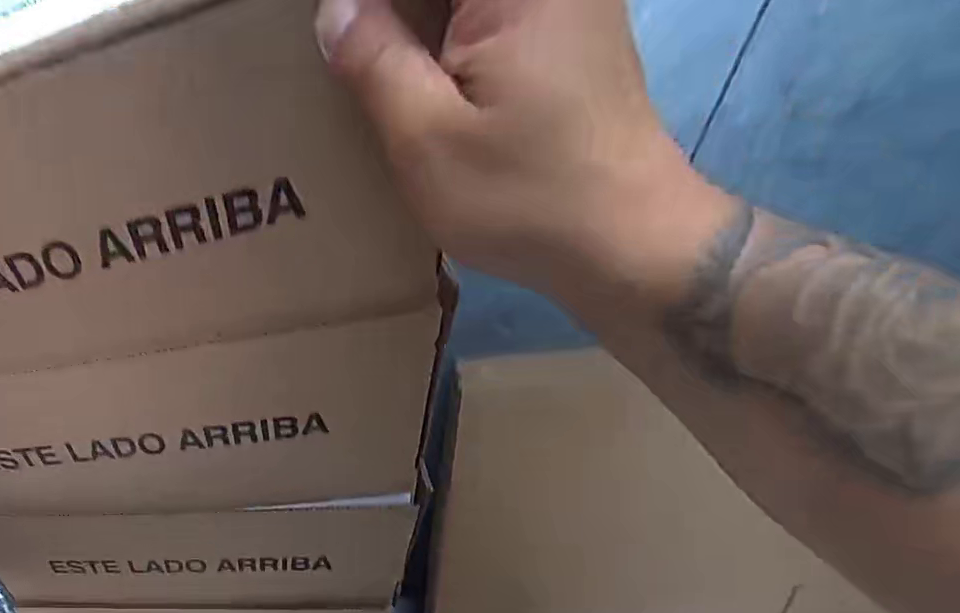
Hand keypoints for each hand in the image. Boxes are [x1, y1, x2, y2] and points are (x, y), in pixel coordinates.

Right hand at [317, 0, 735, 310]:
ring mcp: (565, 0)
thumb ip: (375, 62)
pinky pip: (492, 23)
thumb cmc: (522, 198)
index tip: (341, 46)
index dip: (366, 11)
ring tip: (374, 77)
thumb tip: (335, 9)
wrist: (623, 241)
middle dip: (389, 23)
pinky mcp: (570, 36)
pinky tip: (421, 85)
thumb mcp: (427, 141)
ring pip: (461, 9)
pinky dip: (449, 47)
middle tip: (353, 65)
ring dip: (414, 35)